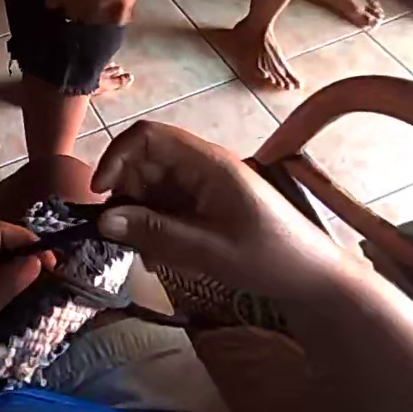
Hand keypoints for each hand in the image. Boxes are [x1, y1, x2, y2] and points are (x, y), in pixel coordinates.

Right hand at [47, 0, 144, 24]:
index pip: (119, 18)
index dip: (114, 13)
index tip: (111, 8)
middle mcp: (100, 5)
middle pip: (95, 20)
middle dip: (94, 13)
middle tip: (90, 1)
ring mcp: (77, 0)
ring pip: (73, 15)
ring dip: (74, 9)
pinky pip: (52, 3)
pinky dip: (54, 0)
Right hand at [91, 122, 364, 302]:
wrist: (312, 275)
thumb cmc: (270, 257)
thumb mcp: (210, 251)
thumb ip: (156, 233)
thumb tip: (103, 220)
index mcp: (206, 163)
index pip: (148, 136)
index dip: (117, 157)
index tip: (100, 195)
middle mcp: (199, 165)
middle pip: (143, 162)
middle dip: (125, 196)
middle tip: (126, 238)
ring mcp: (200, 183)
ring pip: (148, 185)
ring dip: (138, 216)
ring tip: (149, 254)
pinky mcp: (202, 202)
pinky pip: (163, 204)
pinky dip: (153, 226)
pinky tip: (163, 254)